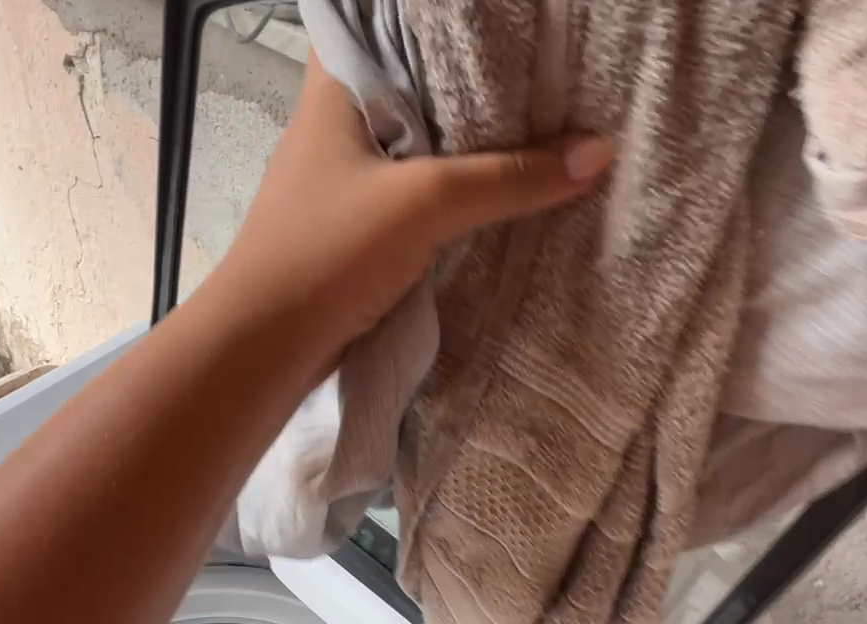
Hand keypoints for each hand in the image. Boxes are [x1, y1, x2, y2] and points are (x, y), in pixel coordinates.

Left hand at [201, 53, 613, 362]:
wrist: (267, 346)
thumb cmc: (327, 253)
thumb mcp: (423, 203)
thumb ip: (508, 177)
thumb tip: (600, 153)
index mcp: (336, 86)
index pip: (392, 18)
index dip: (451, 16)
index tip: (515, 19)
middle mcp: (340, 122)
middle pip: (418, 81)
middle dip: (479, 79)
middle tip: (551, 71)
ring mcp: (349, 179)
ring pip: (422, 143)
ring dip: (472, 141)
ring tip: (545, 119)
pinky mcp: (360, 228)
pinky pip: (420, 193)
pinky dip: (457, 190)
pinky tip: (503, 189)